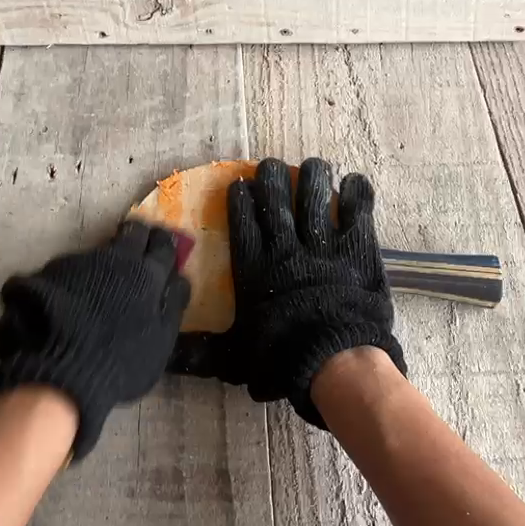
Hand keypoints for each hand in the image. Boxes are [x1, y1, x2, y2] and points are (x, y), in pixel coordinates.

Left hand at [0, 221, 189, 459]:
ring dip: (110, 256)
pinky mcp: (55, 271)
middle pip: (134, 234)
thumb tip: (180, 280)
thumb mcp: (160, 340)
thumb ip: (172, 306)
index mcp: (149, 275)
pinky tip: (76, 293)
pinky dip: (82, 274)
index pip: (163, 246)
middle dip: (140, 236)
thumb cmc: (121, 359)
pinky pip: (77, 265)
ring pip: (104, 248)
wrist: (61, 365)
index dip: (165, 243)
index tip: (164, 243)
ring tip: (107, 273)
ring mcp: (84, 261)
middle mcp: (118, 259)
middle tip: (140, 244)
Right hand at [222, 157, 404, 427]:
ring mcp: (322, 246)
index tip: (241, 183)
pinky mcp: (356, 250)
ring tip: (314, 165)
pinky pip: (356, 213)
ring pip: (315, 199)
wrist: (333, 359)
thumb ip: (203, 351)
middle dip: (273, 179)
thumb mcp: (234, 357)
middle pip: (276, 202)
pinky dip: (356, 195)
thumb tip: (168, 358)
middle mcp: (285, 249)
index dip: (241, 200)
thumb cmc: (281, 359)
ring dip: (313, 177)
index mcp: (254, 269)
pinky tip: (354, 182)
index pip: (243, 223)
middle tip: (272, 165)